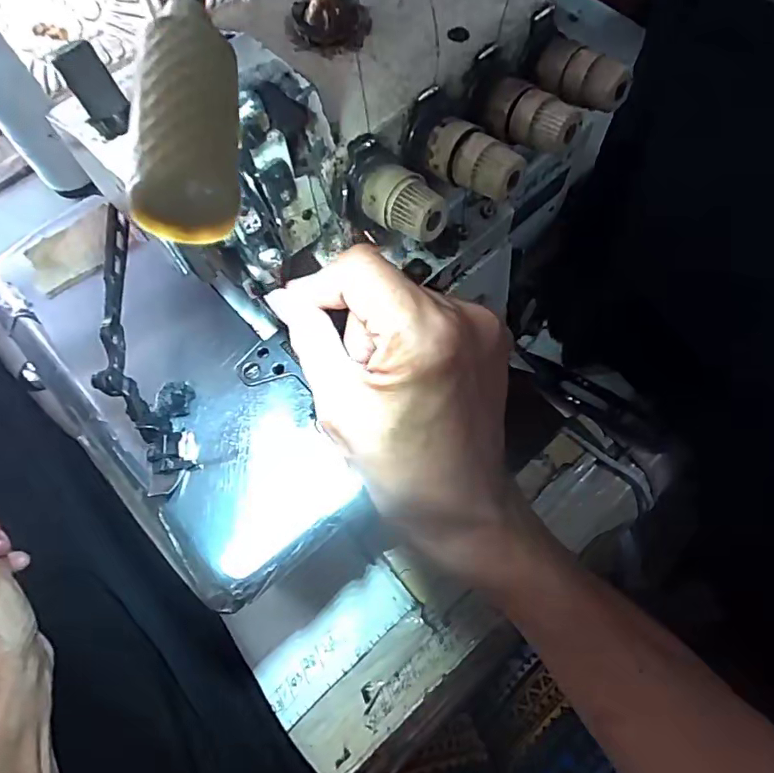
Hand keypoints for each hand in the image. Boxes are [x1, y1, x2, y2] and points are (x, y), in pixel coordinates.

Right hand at [265, 246, 545, 589]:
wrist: (463, 506)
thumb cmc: (408, 472)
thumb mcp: (340, 406)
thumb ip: (310, 339)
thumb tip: (288, 300)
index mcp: (426, 330)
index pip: (358, 266)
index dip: (319, 287)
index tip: (300, 314)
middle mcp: (463, 315)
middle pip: (379, 283)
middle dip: (354, 325)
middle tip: (359, 378)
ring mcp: (480, 324)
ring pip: (399, 298)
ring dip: (379, 334)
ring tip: (388, 387)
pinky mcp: (485, 335)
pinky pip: (424, 314)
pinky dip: (404, 338)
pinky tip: (408, 381)